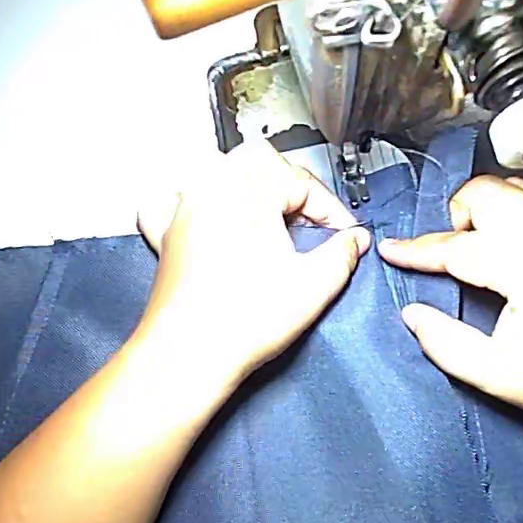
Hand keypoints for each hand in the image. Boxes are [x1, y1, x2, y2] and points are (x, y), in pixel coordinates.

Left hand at [133, 140, 371, 390]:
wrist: (190, 354)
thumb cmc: (241, 322)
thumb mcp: (314, 285)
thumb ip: (343, 254)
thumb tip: (354, 241)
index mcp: (247, 186)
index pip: (303, 181)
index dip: (332, 211)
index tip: (344, 235)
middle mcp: (210, 187)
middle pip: (263, 168)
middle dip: (294, 195)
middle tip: (314, 231)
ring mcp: (184, 209)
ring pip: (223, 178)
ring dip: (253, 193)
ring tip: (274, 227)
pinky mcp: (168, 236)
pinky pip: (181, 202)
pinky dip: (200, 205)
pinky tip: (215, 222)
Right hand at [378, 175, 522, 456]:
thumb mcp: (495, 373)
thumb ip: (445, 341)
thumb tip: (412, 313)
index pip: (457, 246)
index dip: (416, 251)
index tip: (388, 250)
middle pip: (488, 192)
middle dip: (456, 216)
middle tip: (445, 255)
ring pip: (518, 192)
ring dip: (487, 212)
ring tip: (475, 252)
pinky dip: (512, 219)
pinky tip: (510, 258)